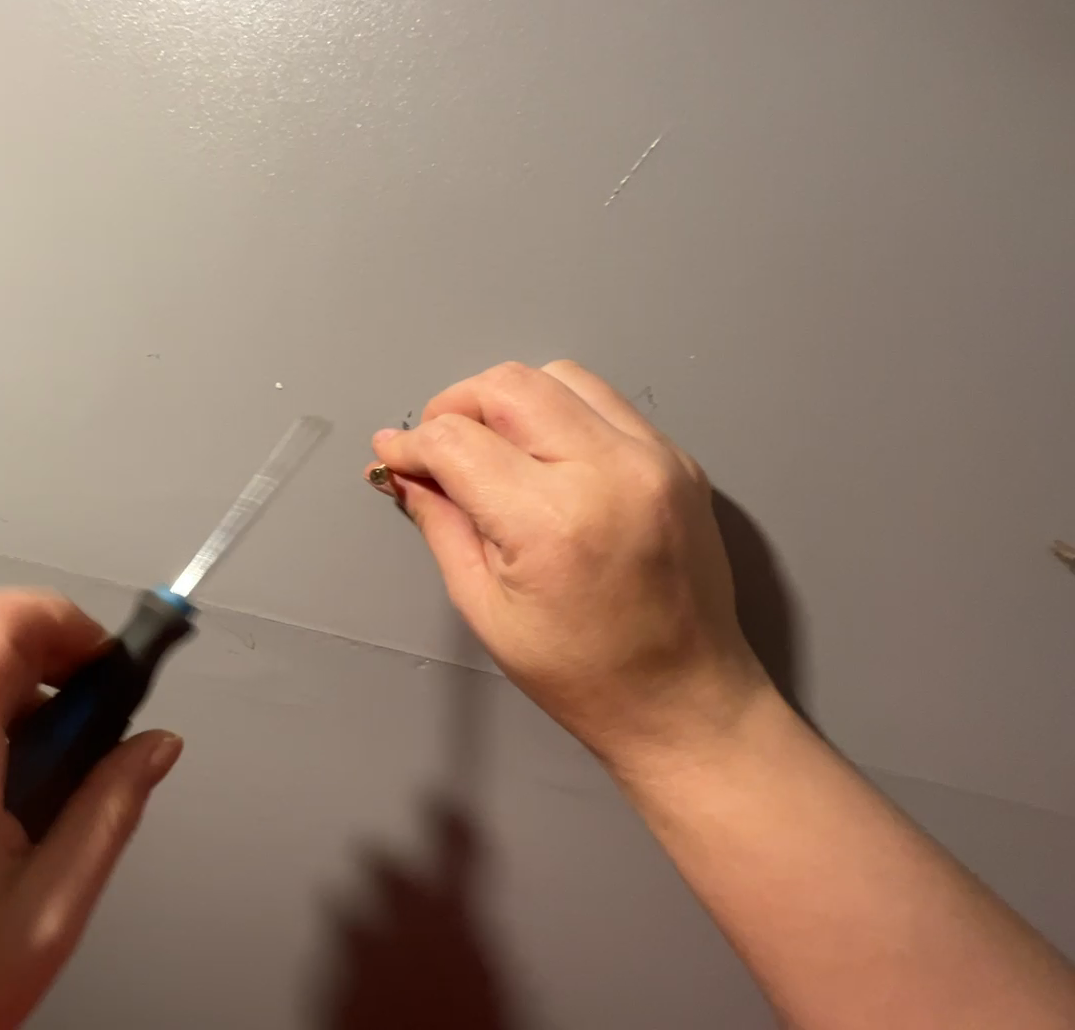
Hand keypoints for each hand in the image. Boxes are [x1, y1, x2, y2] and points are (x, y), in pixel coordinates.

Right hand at [368, 360, 769, 772]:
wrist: (685, 700)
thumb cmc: (575, 671)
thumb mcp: (480, 602)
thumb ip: (437, 521)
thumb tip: (399, 472)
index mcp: (551, 522)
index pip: (456, 441)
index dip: (409, 444)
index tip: (390, 457)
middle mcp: (609, 472)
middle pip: (506, 386)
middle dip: (451, 407)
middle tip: (432, 450)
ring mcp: (654, 458)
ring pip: (556, 374)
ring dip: (504, 400)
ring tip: (485, 448)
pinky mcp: (677, 459)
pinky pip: (599, 401)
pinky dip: (553, 411)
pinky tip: (537, 457)